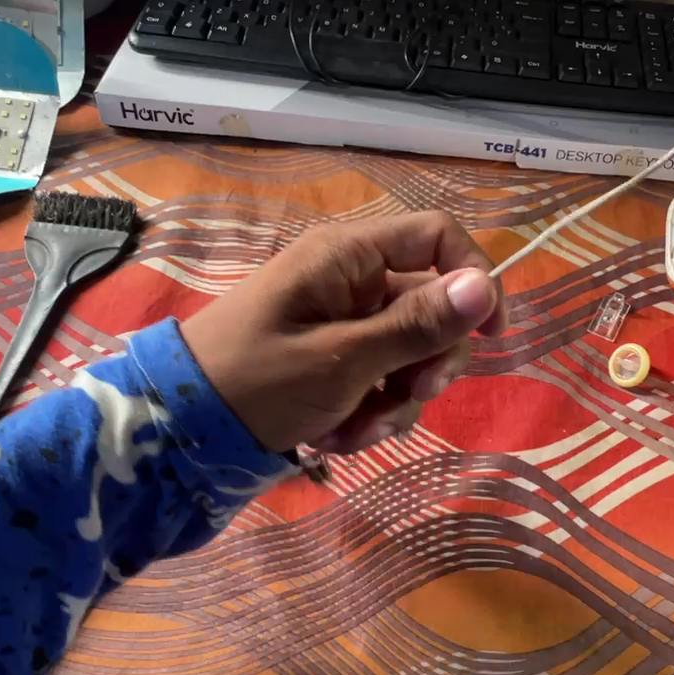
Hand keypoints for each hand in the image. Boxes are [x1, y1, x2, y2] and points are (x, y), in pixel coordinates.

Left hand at [180, 212, 507, 453]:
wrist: (182, 434)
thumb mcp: (341, 359)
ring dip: (396, 400)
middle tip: (410, 395)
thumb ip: (416, 326)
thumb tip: (485, 287)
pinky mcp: (338, 360)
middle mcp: (354, 282)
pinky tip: (336, 437)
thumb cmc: (254, 382)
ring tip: (353, 430)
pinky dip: (370, 412)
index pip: (438, 237)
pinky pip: (382, 380)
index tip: (491, 336)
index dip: (474, 277)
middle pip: (433, 306)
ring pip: (412, 353)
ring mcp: (346, 323)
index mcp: (349, 258)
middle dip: (429, 362)